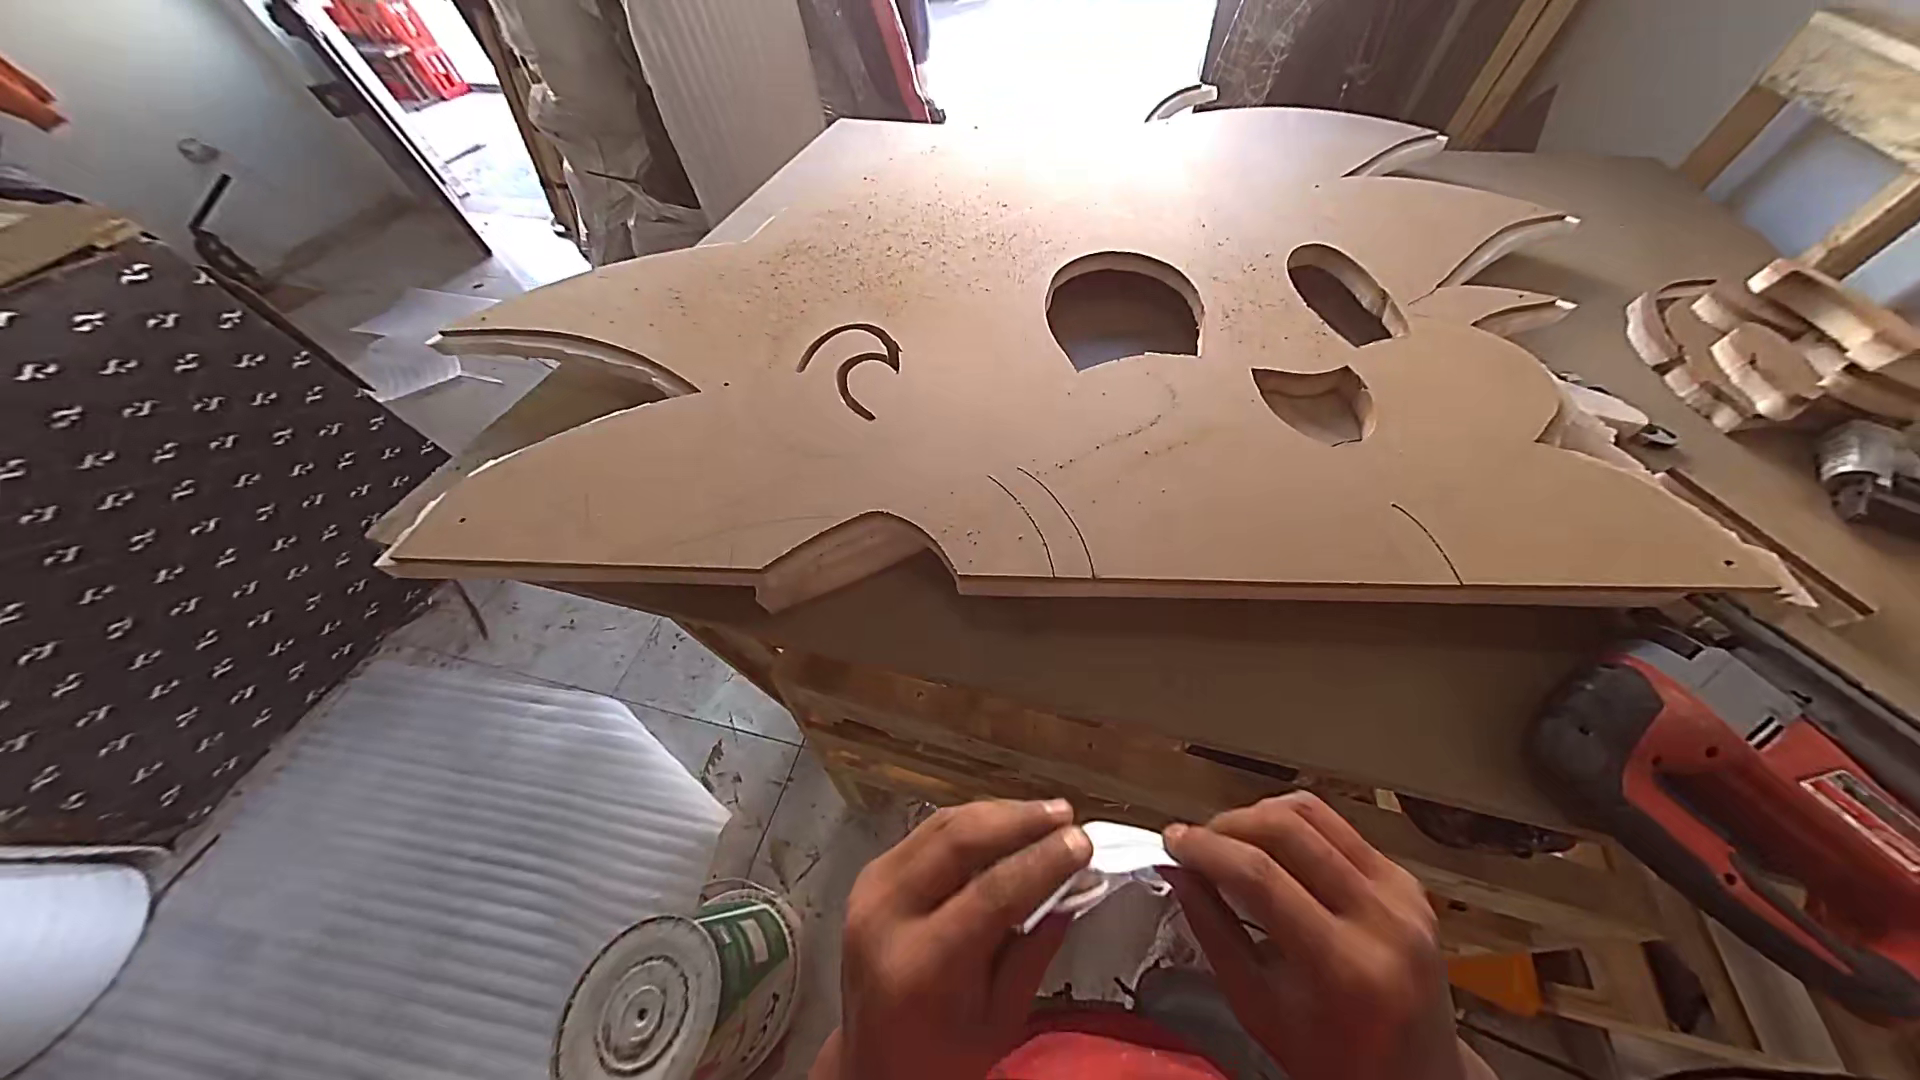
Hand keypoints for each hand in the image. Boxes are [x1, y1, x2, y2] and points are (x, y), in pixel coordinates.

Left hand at [817, 799, 1091, 1079]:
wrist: (872, 1063)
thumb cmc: (943, 1054)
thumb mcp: (1002, 1017)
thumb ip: (1036, 946)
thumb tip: (1076, 882)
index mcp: (921, 966)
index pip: (991, 894)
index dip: (1042, 862)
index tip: (1082, 842)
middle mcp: (887, 914)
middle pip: (959, 841)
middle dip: (1018, 820)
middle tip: (1064, 814)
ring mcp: (872, 887)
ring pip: (942, 825)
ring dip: (997, 813)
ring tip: (1043, 812)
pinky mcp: (871, 873)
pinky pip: (927, 833)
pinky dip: (970, 822)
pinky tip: (1004, 822)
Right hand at [1163, 792, 1463, 1079]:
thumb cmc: (1333, 1059)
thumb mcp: (1257, 1006)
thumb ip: (1213, 930)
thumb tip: (1177, 870)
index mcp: (1345, 967)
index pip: (1260, 875)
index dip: (1206, 848)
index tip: (1173, 842)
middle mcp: (1382, 922)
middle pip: (1285, 828)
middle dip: (1226, 824)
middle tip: (1198, 841)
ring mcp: (1401, 897)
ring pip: (1309, 812)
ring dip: (1256, 815)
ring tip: (1231, 841)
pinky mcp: (1406, 882)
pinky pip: (1335, 826)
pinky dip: (1291, 825)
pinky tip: (1271, 850)